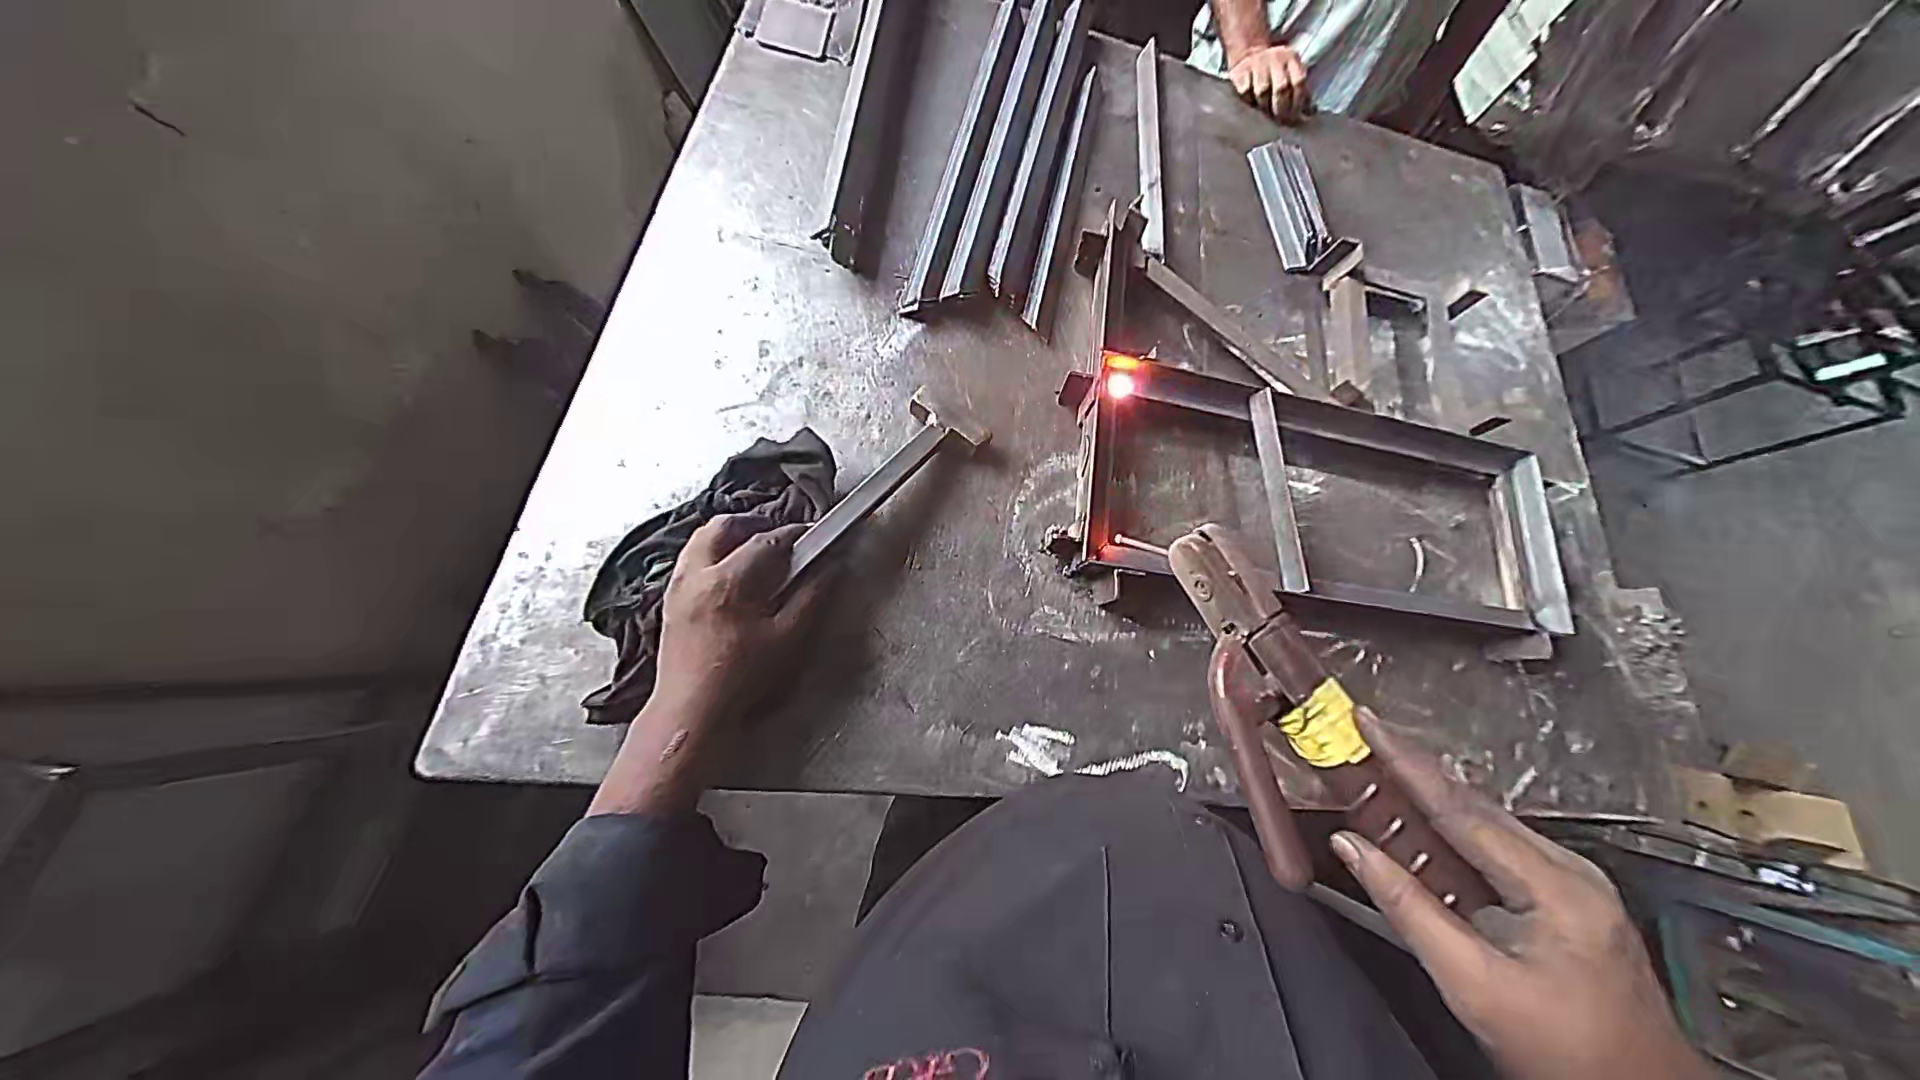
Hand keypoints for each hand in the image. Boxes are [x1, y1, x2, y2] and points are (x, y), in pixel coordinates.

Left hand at [589, 514, 826, 814]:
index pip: (768, 540)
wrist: (692, 709)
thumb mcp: (788, 638)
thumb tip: (831, 567)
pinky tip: (732, 575)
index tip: (813, 535)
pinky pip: (692, 559)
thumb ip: (812, 596)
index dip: (795, 534)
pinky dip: (714, 553)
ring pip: (702, 538)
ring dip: (731, 535)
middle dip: (755, 523)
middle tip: (781, 537)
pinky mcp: (671, 600)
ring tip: (757, 551)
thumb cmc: (741, 678)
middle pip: (724, 525)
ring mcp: (679, 586)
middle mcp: (698, 574)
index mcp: (729, 581)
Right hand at [1228, 44, 1309, 122]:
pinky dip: (1248, 101)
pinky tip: (1250, 106)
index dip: (1297, 102)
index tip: (1294, 118)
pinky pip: (1246, 91)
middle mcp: (1277, 58)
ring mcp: (1258, 64)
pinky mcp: (1241, 72)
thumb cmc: (1273, 71)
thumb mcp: (1290, 73)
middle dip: (1281, 108)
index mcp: (1292, 59)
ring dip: (1264, 107)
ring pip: (1262, 91)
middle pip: (1281, 87)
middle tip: (1280, 122)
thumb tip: (1309, 113)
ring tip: (1264, 116)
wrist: (1250, 54)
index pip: (1298, 81)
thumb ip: (1300, 91)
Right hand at [1329, 711, 1708, 1079]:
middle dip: (1407, 768)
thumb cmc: (1567, 1052)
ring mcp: (1567, 881)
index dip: (1404, 760)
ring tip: (1372, 770)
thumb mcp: (1470, 982)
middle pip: (1469, 804)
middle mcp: (1567, 871)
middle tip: (1359, 739)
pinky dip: (1441, 826)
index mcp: (1556, 888)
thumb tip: (1351, 847)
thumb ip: (1405, 906)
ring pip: (1477, 820)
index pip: (1459, 806)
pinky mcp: (1558, 895)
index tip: (1367, 722)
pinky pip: (1487, 845)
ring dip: (1421, 796)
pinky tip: (1411, 818)